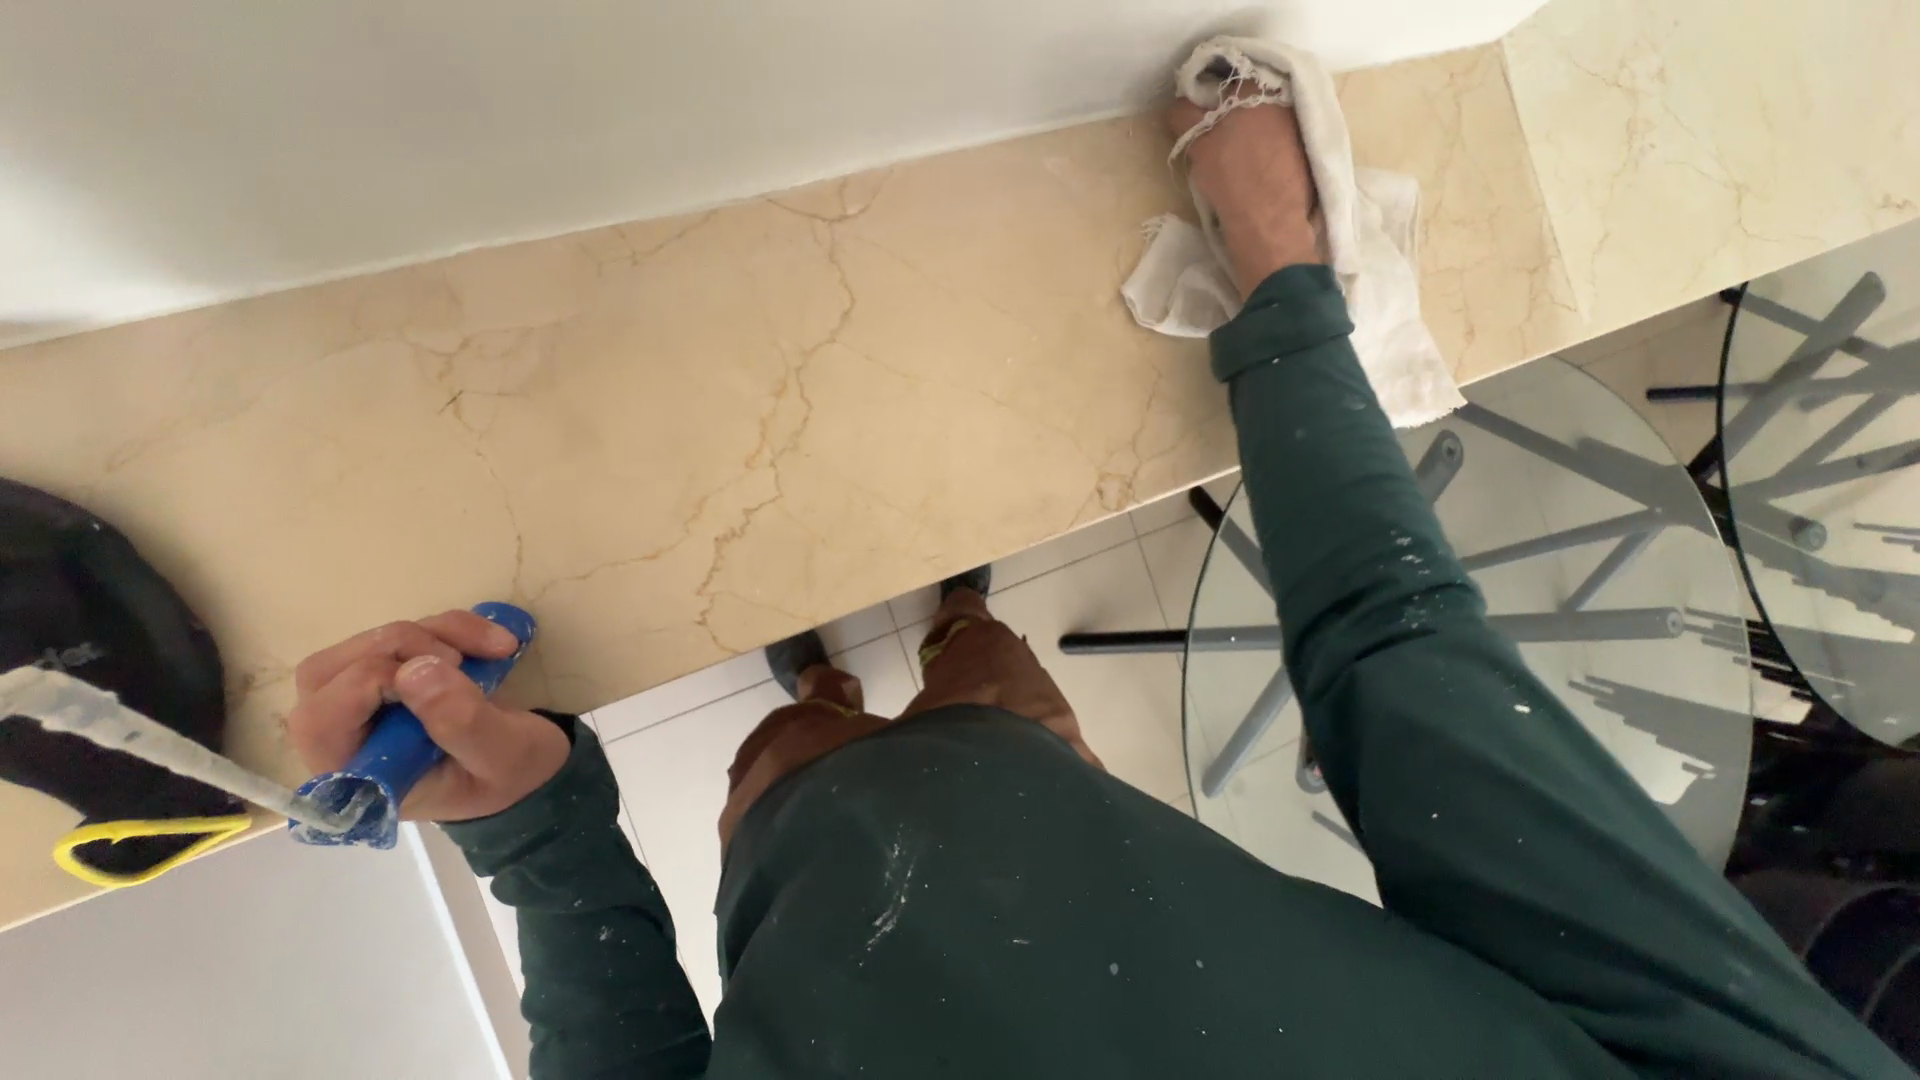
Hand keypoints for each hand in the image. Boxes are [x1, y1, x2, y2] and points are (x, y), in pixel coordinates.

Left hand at [286, 610, 569, 822]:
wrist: (531, 766)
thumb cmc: (512, 777)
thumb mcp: (503, 758)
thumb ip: (462, 724)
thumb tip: (416, 669)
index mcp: (361, 774)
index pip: (322, 719)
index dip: (373, 681)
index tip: (451, 676)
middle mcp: (348, 737)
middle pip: (329, 671)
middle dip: (399, 647)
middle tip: (462, 660)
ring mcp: (367, 703)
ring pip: (367, 643)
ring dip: (437, 632)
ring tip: (497, 649)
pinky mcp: (396, 676)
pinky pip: (407, 633)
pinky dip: (453, 626)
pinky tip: (494, 644)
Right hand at [1168, 87, 1320, 298]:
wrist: (1269, 221)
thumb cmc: (1231, 179)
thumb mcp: (1198, 146)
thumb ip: (1184, 117)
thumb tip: (1178, 104)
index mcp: (1255, 87)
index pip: (1225, 76)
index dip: (1206, 92)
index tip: (1196, 112)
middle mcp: (1283, 96)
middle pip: (1248, 94)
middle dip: (1230, 109)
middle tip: (1212, 134)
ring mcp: (1298, 122)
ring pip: (1265, 115)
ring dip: (1248, 126)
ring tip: (1232, 152)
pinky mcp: (1306, 147)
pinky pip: (1280, 134)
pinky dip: (1266, 143)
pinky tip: (1254, 165)